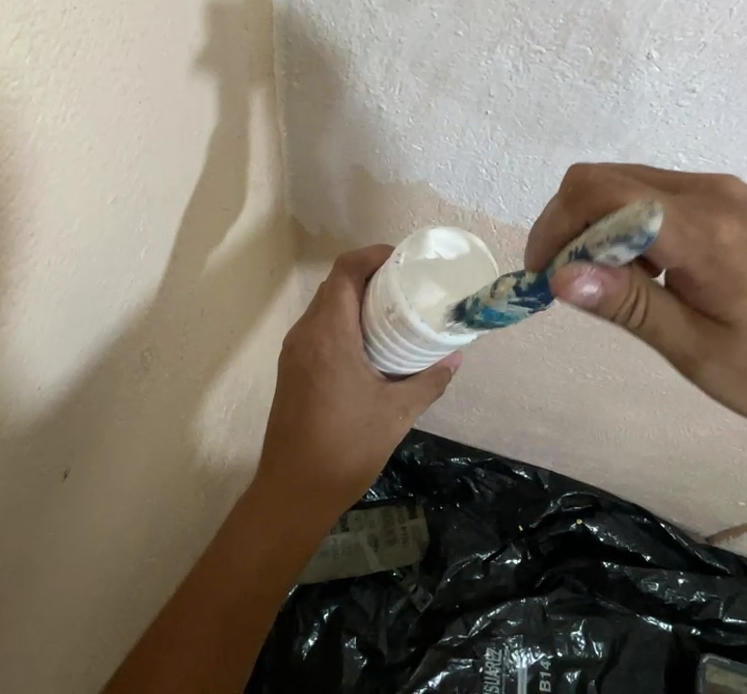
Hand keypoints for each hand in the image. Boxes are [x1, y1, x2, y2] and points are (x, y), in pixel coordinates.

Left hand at [253, 246, 459, 516]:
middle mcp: (305, 334)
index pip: (345, 271)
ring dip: (356, 301)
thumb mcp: (397, 413)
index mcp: (329, 334)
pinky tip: (370, 344)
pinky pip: (318, 329)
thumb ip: (429, 380)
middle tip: (408, 286)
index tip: (404, 261)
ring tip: (394, 312)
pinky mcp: (291, 369)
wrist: (292, 491)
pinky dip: (343, 323)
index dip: (374, 256)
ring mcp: (293, 351)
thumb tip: (455, 355)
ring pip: (324, 307)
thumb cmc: (346, 448)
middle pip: (335, 285)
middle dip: (370, 277)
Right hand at [527, 164, 746, 451]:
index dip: (554, 228)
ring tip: (607, 288)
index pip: (599, 194)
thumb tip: (559, 273)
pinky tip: (648, 275)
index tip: (542, 279)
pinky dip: (631, 226)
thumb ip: (629, 304)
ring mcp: (727, 194)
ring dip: (599, 227)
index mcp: (703, 229)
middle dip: (569, 225)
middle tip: (566, 285)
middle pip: (605, 180)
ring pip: (630, 186)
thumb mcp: (701, 351)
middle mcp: (712, 193)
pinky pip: (659, 198)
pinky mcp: (736, 206)